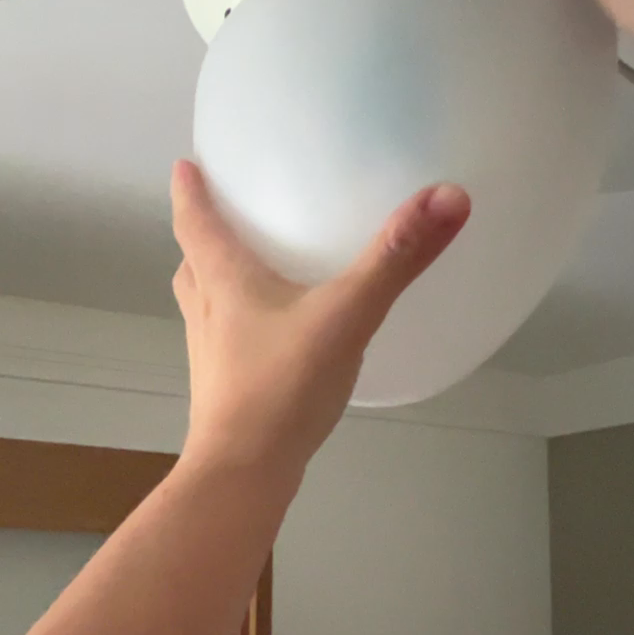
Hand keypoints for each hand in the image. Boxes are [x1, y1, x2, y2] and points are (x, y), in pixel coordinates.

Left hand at [169, 160, 469, 477]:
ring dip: (214, 279)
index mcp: (222, 281)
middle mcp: (205, 312)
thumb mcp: (345, 316)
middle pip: (191, 261)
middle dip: (202, 234)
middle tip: (226, 213)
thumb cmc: (281, 387)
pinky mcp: (221, 387)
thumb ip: (394, 260)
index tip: (185, 163)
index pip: (192, 220)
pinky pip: (222, 337)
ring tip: (245, 267)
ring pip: (202, 302)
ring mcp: (208, 354)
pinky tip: (272, 332)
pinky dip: (236, 320)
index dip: (188, 189)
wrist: (243, 471)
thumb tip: (448, 196)